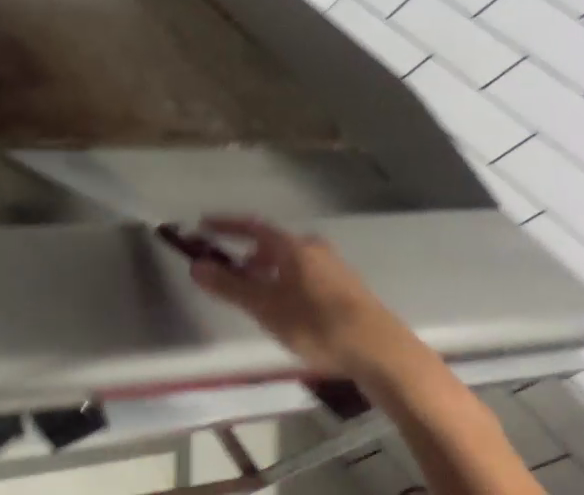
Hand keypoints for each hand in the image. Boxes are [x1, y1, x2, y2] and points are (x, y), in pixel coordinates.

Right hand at [189, 216, 421, 380]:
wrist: (387, 357)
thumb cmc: (317, 323)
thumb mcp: (263, 306)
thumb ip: (227, 285)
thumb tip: (195, 266)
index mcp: (292, 247)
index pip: (251, 226)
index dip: (225, 225)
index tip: (203, 226)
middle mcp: (316, 251)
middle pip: (274, 245)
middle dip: (251, 255)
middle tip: (235, 272)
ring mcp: (339, 272)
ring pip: (294, 263)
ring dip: (271, 272)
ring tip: (260, 297)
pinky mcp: (353, 294)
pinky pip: (310, 278)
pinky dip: (291, 284)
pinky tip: (291, 310)